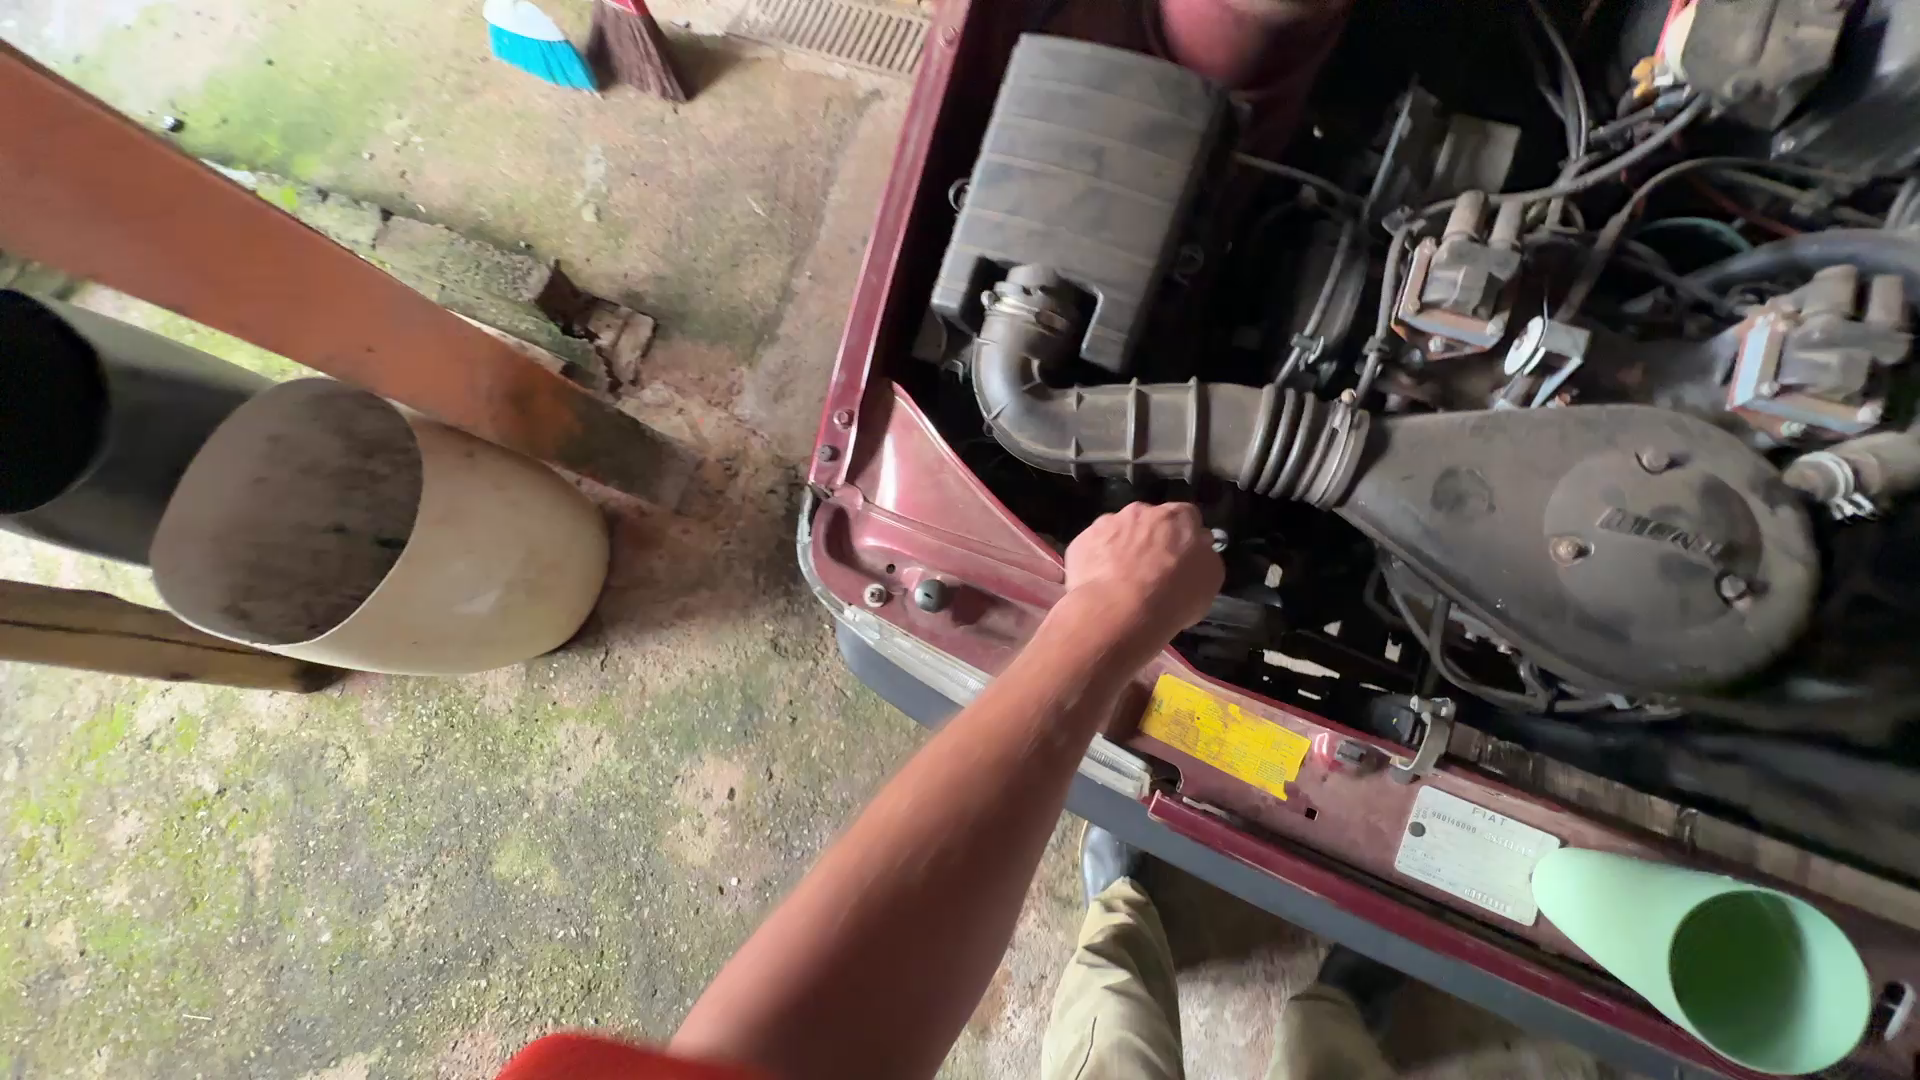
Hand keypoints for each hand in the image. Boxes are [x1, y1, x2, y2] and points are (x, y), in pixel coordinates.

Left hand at [1061, 502, 1223, 654]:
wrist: (1120, 610)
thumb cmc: (1174, 595)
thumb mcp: (1210, 578)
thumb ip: (1203, 555)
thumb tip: (1197, 546)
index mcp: (1178, 516)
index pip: (1187, 518)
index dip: (1184, 539)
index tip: (1181, 559)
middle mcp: (1140, 511)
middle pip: (1148, 522)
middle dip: (1149, 540)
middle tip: (1149, 572)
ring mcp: (1106, 523)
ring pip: (1117, 533)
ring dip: (1120, 549)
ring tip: (1120, 582)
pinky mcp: (1080, 541)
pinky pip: (1092, 549)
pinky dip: (1096, 562)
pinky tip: (1099, 584)